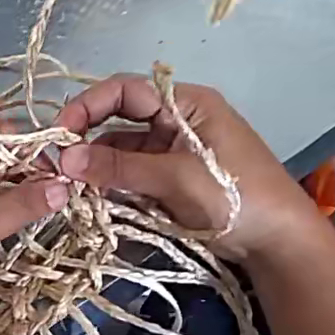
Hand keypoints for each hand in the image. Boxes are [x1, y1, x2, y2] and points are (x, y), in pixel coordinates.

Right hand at [54, 75, 324, 267]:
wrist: (277, 244)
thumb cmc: (236, 196)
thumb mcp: (176, 178)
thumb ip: (119, 167)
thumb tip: (65, 158)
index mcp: (186, 104)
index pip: (126, 90)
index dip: (89, 105)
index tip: (60, 134)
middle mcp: (176, 121)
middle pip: (120, 121)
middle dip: (88, 139)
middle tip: (57, 164)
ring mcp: (172, 154)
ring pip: (122, 152)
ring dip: (97, 167)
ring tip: (70, 187)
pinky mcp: (169, 182)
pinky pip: (131, 177)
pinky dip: (112, 186)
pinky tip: (92, 198)